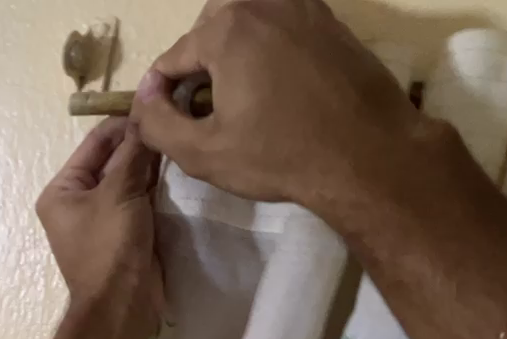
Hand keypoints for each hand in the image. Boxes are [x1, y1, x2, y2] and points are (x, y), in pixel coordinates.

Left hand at [36, 117, 162, 330]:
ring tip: (181, 135)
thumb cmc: (110, 246)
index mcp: (61, 191)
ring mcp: (101, 217)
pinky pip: (139, 198)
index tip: (160, 101)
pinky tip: (178, 165)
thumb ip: (134, 150)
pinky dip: (155, 184)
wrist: (122, 303)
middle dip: (141, 141)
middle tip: (177, 116)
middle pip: (112, 157)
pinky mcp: (124, 231)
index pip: (95, 142)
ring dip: (151, 161)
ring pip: (129, 177)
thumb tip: (146, 111)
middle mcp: (76, 202)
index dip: (126, 121)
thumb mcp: (119, 191)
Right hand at [130, 0, 437, 219]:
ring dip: (229, 51)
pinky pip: (280, 22)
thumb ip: (158, 123)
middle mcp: (263, 2)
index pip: (171, 58)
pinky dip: (264, 46)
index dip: (159, 95)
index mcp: (226, 30)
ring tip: (233, 95)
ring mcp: (301, 5)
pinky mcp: (328, 19)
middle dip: (196, 63)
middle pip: (208, 26)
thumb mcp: (202, 152)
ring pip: (246, 18)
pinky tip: (270, 86)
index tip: (163, 125)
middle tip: (199, 109)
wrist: (363, 151)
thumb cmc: (276, 156)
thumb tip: (143, 99)